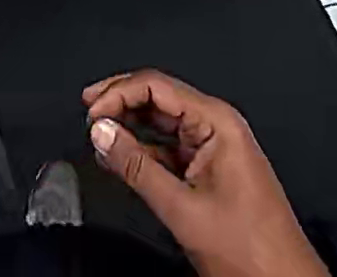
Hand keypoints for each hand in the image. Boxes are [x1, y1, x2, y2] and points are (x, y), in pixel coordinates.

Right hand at [83, 69, 328, 276]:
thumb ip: (138, 167)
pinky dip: (142, 147)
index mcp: (216, 120)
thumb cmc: (248, 250)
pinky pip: (168, 144)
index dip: (120, 92)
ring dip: (129, 123)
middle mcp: (215, 123)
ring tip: (98, 130)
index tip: (91, 111)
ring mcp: (212, 144)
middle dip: (121, 100)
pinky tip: (120, 153)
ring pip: (161, 120)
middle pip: (159, 96)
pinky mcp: (208, 165)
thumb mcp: (184, 209)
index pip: (158, 86)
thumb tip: (102, 132)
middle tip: (88, 109)